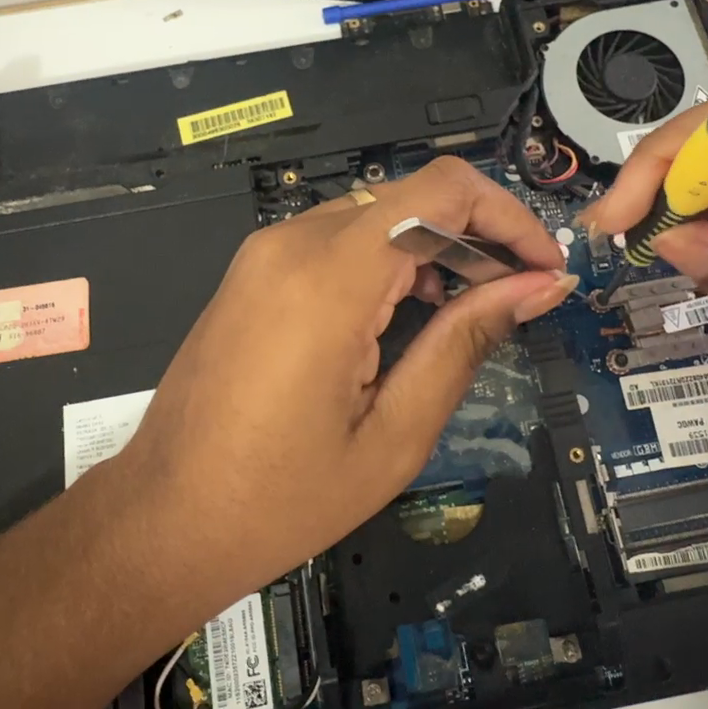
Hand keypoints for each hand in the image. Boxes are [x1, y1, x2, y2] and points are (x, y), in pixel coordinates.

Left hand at [117, 157, 574, 606]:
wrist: (165, 518)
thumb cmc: (280, 498)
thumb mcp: (394, 433)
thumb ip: (467, 342)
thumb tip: (538, 287)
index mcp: (328, 278)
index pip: (440, 190)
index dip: (507, 216)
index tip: (542, 268)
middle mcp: (292, 243)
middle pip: (410, 196)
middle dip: (475, 237)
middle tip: (513, 300)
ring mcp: (264, 252)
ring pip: (375, 213)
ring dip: (432, 249)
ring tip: (462, 314)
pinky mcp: (253, 269)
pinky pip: (336, 237)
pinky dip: (385, 259)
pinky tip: (401, 315)